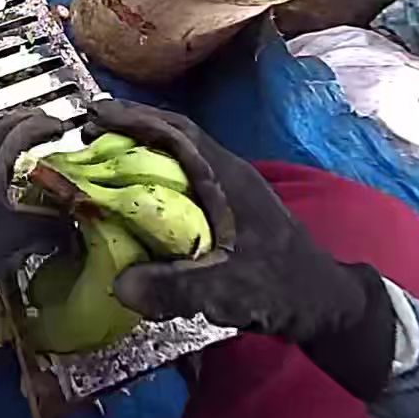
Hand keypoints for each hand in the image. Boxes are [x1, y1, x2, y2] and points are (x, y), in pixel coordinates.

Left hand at [0, 109, 73, 373]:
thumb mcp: (15, 234)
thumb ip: (49, 225)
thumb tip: (77, 224)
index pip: (13, 130)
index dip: (39, 125)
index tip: (61, 125)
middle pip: (0, 137)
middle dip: (26, 129)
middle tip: (49, 129)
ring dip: (17, 151)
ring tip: (40, 157)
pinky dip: (10, 175)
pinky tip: (21, 193)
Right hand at [86, 99, 398, 400]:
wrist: (330, 305)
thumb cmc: (285, 288)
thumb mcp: (230, 290)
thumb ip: (176, 288)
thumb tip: (118, 284)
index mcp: (227, 176)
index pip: (177, 132)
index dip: (135, 118)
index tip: (97, 112)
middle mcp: (225, 169)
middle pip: (172, 131)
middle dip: (130, 123)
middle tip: (89, 127)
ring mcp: (227, 183)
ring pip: (177, 147)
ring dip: (140, 140)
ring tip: (103, 146)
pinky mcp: (225, 200)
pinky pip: (181, 167)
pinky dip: (152, 163)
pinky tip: (133, 181)